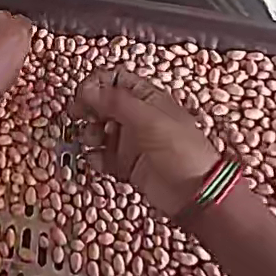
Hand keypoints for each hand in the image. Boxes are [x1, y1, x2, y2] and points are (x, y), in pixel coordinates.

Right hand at [72, 69, 222, 216]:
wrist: (197, 195)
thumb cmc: (181, 151)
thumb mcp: (149, 119)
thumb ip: (116, 102)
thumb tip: (87, 89)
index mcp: (146, 99)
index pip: (114, 80)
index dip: (95, 85)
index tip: (82, 96)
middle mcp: (136, 117)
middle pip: (102, 104)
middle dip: (88, 109)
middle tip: (78, 116)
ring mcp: (131, 141)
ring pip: (99, 130)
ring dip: (90, 133)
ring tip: (92, 141)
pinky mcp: (126, 164)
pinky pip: (102, 156)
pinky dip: (95, 157)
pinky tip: (96, 160)